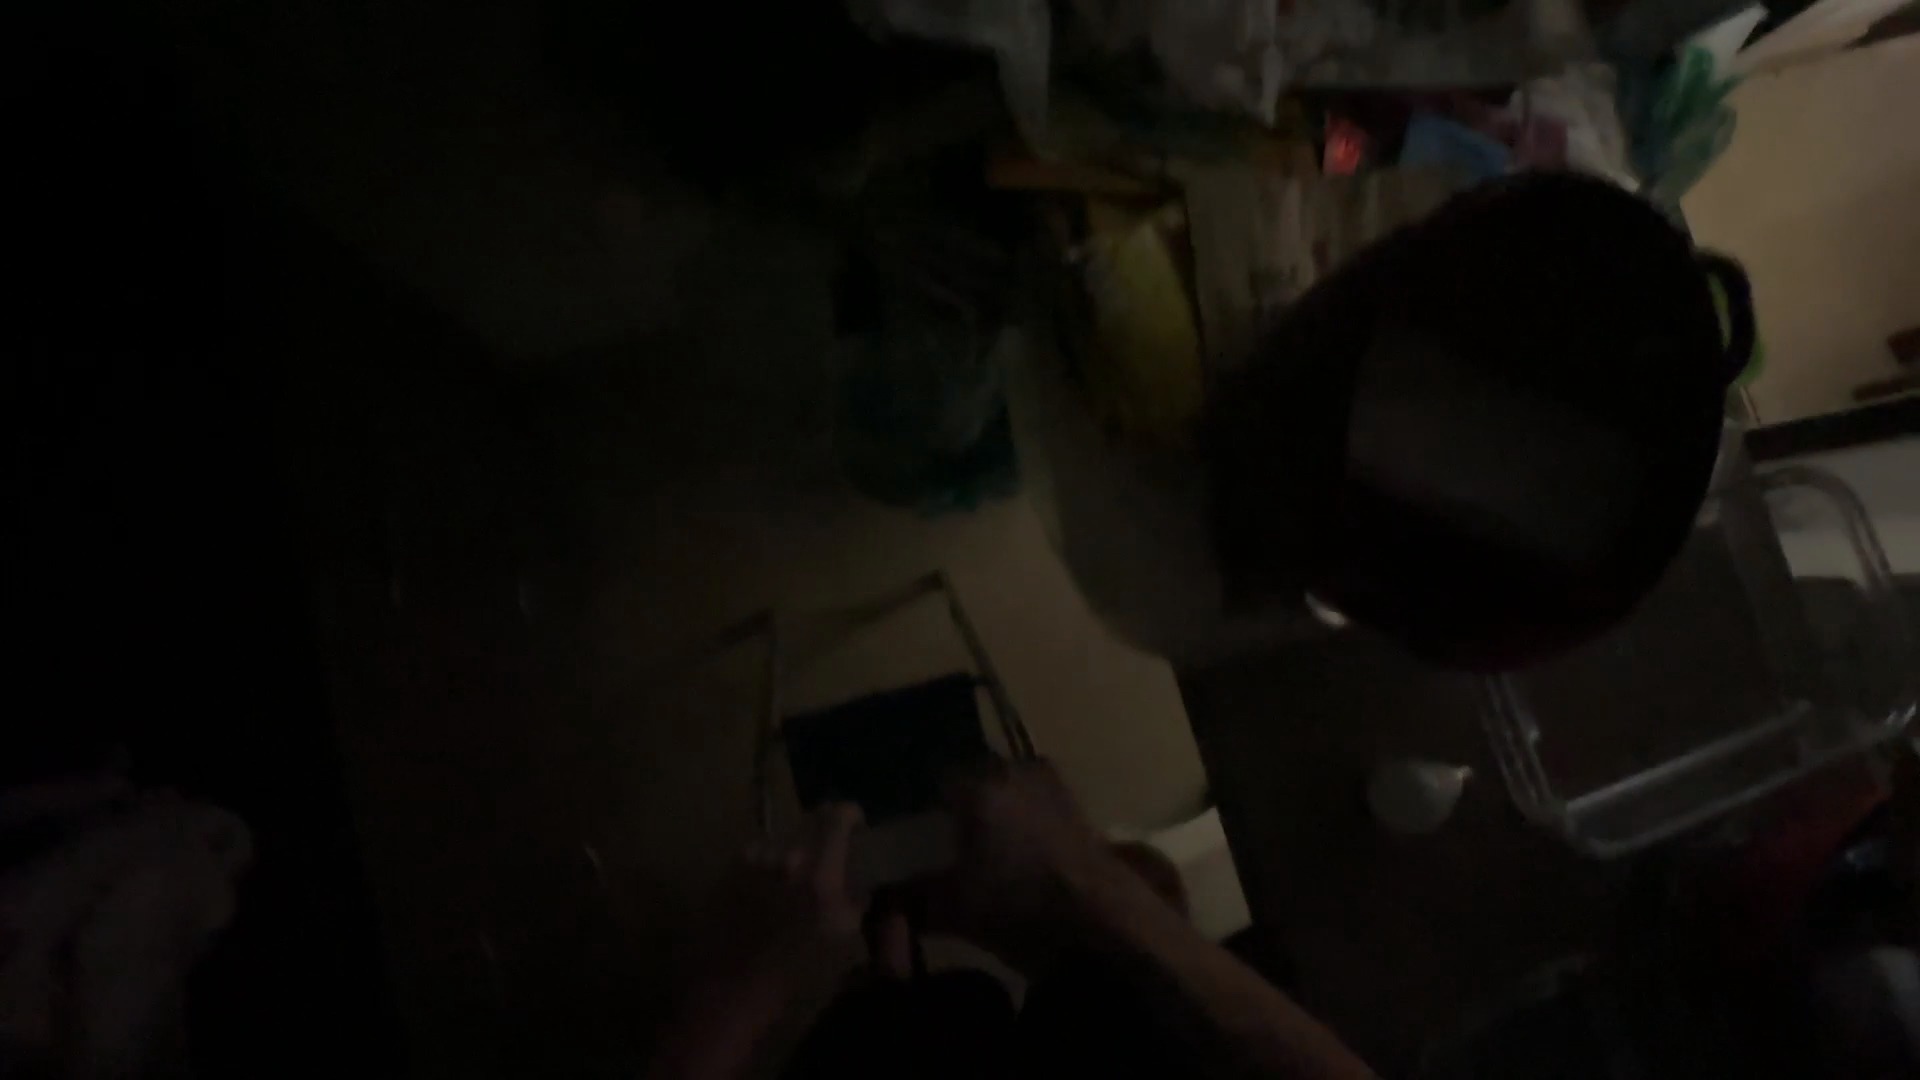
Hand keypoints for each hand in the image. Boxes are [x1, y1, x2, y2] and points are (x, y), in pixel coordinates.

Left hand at [709, 803, 866, 989]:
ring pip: (788, 829)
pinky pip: (763, 846)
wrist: (732, 988)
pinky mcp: (734, 864)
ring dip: (799, 841)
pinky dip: (774, 855)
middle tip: (831, 847)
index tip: (857, 828)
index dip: (852, 815)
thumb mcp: (843, 938)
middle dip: (827, 827)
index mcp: (821, 873)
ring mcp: (758, 857)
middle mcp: (788, 856)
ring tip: (798, 867)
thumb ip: (857, 898)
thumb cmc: (794, 971)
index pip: (840, 816)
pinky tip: (772, 880)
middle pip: (814, 816)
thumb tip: (860, 879)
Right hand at [925, 759, 1138, 970]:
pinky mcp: (1072, 796)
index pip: (935, 779)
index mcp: (978, 785)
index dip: (925, 807)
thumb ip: (911, 897)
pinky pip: (1033, 794)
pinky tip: (1021, 846)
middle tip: (953, 840)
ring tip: (989, 845)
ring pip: (1005, 783)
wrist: (1100, 919)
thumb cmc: (1019, 907)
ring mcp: (1048, 778)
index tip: (919, 833)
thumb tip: (876, 900)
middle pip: (972, 777)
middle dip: (961, 803)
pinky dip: (1022, 811)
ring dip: (995, 804)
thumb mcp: (956, 908)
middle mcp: (1011, 768)